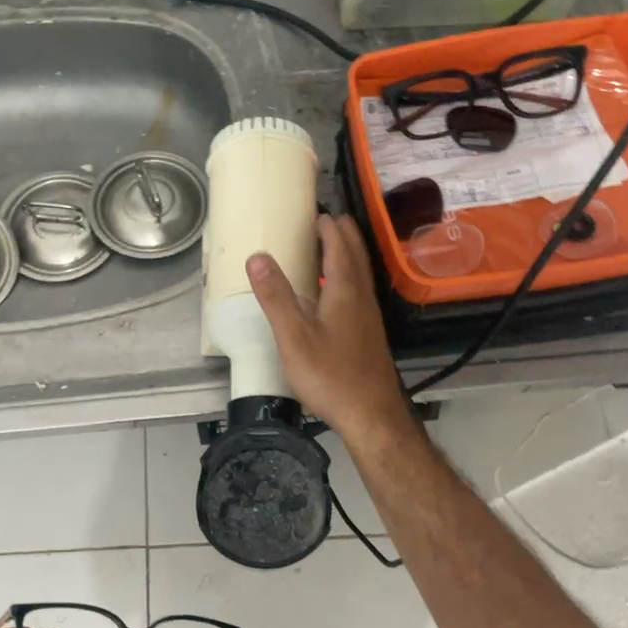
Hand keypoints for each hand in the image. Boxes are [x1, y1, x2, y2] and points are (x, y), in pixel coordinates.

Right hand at [247, 214, 414, 443]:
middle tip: (327, 221)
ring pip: (360, 274)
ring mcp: (369, 317)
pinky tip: (335, 296)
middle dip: (343, 235)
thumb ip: (276, 297)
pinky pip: (359, 293)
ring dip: (347, 256)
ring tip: (330, 249)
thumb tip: (257, 257)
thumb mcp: (294, 337)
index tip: (315, 212)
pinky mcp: (369, 335)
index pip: (339, 246)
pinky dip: (347, 279)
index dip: (328, 226)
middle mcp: (362, 298)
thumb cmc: (331, 376)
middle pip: (356, 255)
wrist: (371, 415)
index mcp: (345, 291)